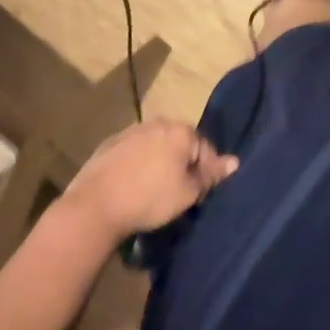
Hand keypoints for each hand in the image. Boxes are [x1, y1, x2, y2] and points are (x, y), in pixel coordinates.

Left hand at [62, 120, 238, 237]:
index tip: (197, 194)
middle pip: (180, 143)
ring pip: (156, 145)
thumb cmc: (150, 199)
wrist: (95, 206)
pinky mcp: (110, 143)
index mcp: (181, 131)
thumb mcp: (188, 193)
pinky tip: (132, 184)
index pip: (206, 149)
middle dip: (182, 163)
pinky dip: (138, 163)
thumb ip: (211, 175)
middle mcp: (158, 123)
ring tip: (153, 189)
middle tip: (177, 191)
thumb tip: (235, 161)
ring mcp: (131, 131)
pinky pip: (134, 151)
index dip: (205, 173)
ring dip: (160, 161)